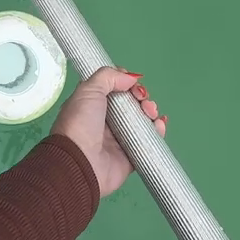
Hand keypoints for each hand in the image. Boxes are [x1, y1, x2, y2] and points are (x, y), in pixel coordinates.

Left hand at [50, 67, 165, 196]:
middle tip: (143, 99)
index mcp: (91, 104)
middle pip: (130, 103)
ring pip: (141, 121)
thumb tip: (130, 77)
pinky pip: (148, 141)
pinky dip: (157, 131)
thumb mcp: (88, 90)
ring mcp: (118, 139)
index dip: (125, 83)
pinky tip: (159, 125)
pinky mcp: (131, 156)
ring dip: (150, 112)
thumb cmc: (80, 123)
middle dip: (141, 97)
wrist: (80, 163)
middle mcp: (105, 121)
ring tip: (151, 112)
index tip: (132, 84)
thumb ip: (108, 77)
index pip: (113, 89)